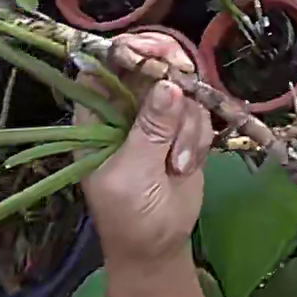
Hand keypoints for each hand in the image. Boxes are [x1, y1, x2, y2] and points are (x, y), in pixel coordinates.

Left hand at [79, 32, 215, 268]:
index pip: (106, 66)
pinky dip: (200, 135)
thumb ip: (150, 130)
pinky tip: (187, 164)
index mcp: (97, 115)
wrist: (160, 246)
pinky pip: (199, 111)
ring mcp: (157, 114)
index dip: (129, 51)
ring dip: (187, 125)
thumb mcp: (133, 175)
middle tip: (187, 89)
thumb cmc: (130, 215)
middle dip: (172, 78)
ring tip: (177, 164)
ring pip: (182, 90)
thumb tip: (170, 85)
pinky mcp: (183, 126)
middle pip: (150, 65)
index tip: (158, 54)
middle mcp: (125, 107)